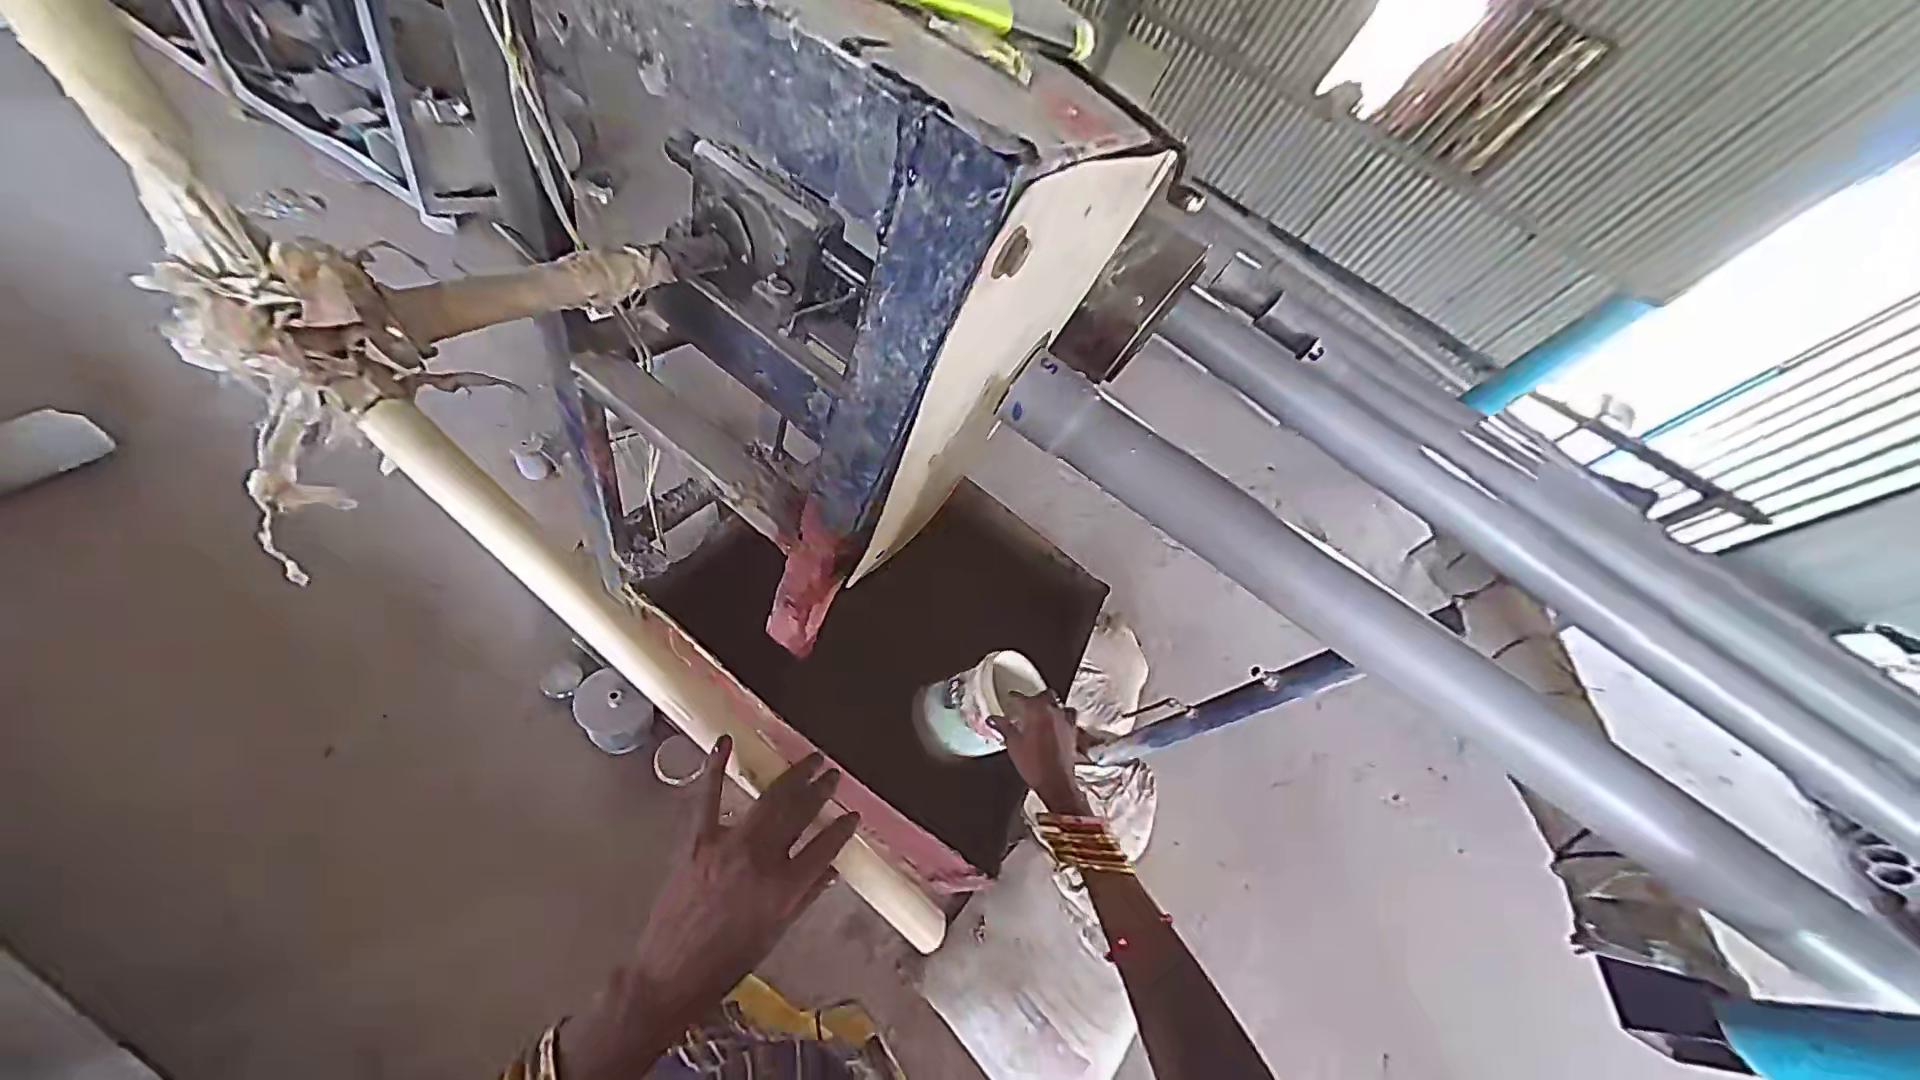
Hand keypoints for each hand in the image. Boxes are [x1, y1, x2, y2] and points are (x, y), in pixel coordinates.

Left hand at [558, 737, 859, 1078]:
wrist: (668, 976)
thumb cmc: (726, 962)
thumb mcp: (776, 933)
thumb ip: (805, 895)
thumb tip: (831, 869)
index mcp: (783, 888)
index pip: (824, 847)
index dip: (842, 828)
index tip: (853, 814)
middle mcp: (760, 860)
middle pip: (799, 813)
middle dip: (820, 790)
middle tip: (833, 774)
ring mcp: (727, 845)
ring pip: (769, 799)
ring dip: (793, 776)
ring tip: (811, 760)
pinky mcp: (697, 840)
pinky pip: (708, 797)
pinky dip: (715, 767)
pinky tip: (725, 742)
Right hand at [987, 691, 1089, 815]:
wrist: (1055, 782)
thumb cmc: (1032, 763)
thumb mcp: (1013, 744)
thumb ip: (1003, 727)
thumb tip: (992, 719)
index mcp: (1035, 710)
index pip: (1021, 698)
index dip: (1013, 699)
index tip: (1008, 700)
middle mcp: (1052, 710)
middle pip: (1043, 695)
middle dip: (1033, 699)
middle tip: (1024, 708)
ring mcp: (1065, 719)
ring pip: (1057, 703)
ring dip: (1049, 705)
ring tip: (1041, 714)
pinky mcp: (1073, 730)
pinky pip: (1068, 715)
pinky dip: (1061, 716)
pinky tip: (1055, 724)